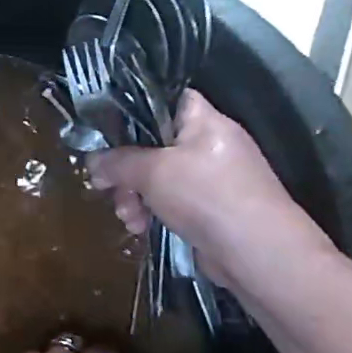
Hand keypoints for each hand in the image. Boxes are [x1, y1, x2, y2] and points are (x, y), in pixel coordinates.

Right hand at [86, 89, 335, 289]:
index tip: (105, 126)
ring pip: (155, 176)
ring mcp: (210, 179)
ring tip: (126, 215)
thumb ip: (116, 161)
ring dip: (132, 195)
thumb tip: (92, 163)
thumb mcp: (150, 171)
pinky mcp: (208, 208)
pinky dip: (149, 211)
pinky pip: (167, 200)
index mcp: (205, 124)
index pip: (170, 98)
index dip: (136, 106)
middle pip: (152, 144)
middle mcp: (210, 146)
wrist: (258, 254)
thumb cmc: (206, 196)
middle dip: (124, 167)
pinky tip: (139, 227)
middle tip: (104, 183)